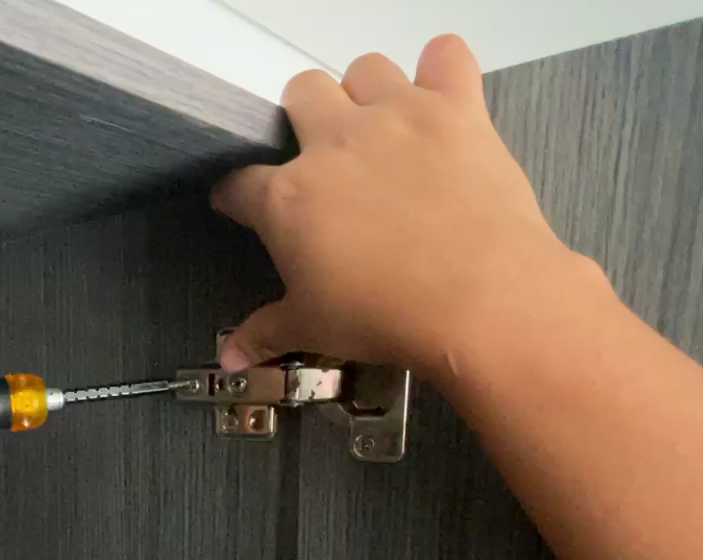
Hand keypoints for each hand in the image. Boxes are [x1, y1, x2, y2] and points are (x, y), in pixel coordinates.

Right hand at [212, 37, 596, 391]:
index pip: (240, 184)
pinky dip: (439, 70)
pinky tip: (437, 99)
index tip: (238, 203)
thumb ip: (263, 334)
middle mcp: (334, 143)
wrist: (475, 300)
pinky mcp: (456, 108)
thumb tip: (228, 361)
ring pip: (364, 70)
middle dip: (300, 119)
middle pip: (300, 94)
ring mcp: (396, 116)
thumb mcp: (311, 328)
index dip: (234, 194)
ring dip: (363, 93)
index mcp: (287, 199)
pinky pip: (444, 55)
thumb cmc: (379, 316)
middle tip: (319, 160)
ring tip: (376, 130)